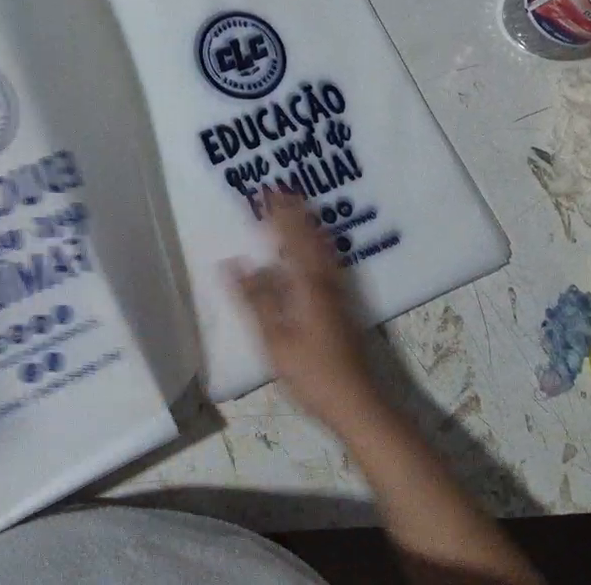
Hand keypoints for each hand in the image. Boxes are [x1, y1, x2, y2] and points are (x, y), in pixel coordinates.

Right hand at [225, 189, 384, 433]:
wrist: (357, 403)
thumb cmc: (311, 372)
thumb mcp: (274, 338)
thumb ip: (255, 298)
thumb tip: (232, 262)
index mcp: (308, 284)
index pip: (291, 237)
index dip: (279, 213)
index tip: (268, 189)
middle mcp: (327, 281)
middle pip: (311, 237)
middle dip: (297, 212)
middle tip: (284, 188)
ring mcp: (340, 293)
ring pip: (324, 248)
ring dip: (311, 224)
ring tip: (301, 207)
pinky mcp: (346, 306)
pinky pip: (331, 262)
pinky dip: (321, 245)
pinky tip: (318, 249)